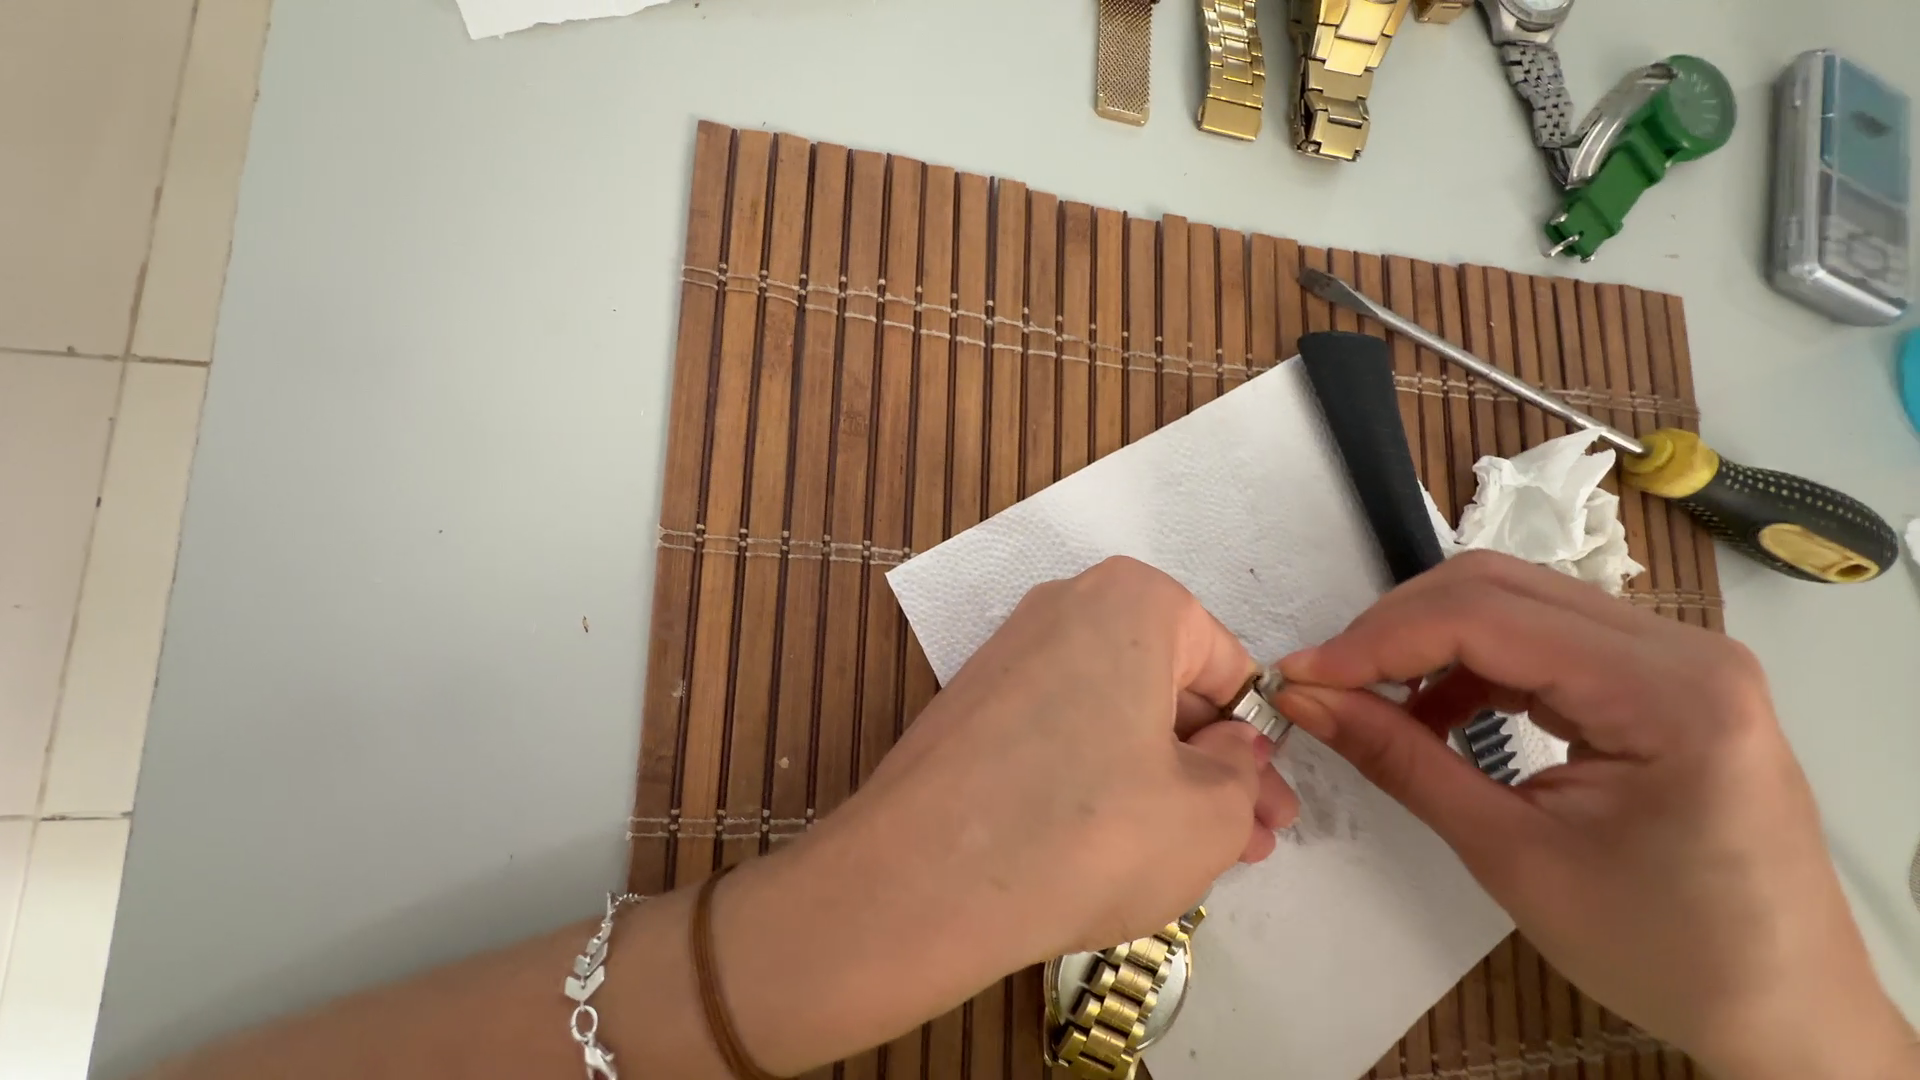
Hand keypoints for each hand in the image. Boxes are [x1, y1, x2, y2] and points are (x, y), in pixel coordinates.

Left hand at [713, 557, 1296, 1071]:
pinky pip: (1061, 729)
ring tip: (1192, 852)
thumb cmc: (1089, 829)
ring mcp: (1011, 654)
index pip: (1225, 666)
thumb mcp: (1208, 814)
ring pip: (1114, 713)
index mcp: (1131, 600)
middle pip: (1165, 687)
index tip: (1269, 801)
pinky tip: (1120, 835)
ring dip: (1160, 776)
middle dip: (1213, 764)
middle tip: (1248, 836)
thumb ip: (1242, 772)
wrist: (924, 877)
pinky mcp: (975, 704)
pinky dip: (1098, 772)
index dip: (1254, 740)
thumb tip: (1233, 751)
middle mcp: (1065, 607)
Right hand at [1272, 552, 1916, 1079]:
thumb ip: (1399, 760)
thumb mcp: (1508, 854)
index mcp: (1669, 693)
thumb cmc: (1658, 949)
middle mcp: (1680, 648)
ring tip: (1368, 695)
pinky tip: (1431, 709)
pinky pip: (1532, 635)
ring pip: (1507, 600)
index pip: (1485, 619)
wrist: (1781, 1013)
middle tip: (1326, 683)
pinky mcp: (1652, 674)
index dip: (1377, 640)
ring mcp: (1671, 655)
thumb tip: (1303, 698)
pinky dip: (1463, 662)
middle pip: (1494, 587)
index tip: (1298, 677)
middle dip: (1392, 629)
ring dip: (1423, 640)